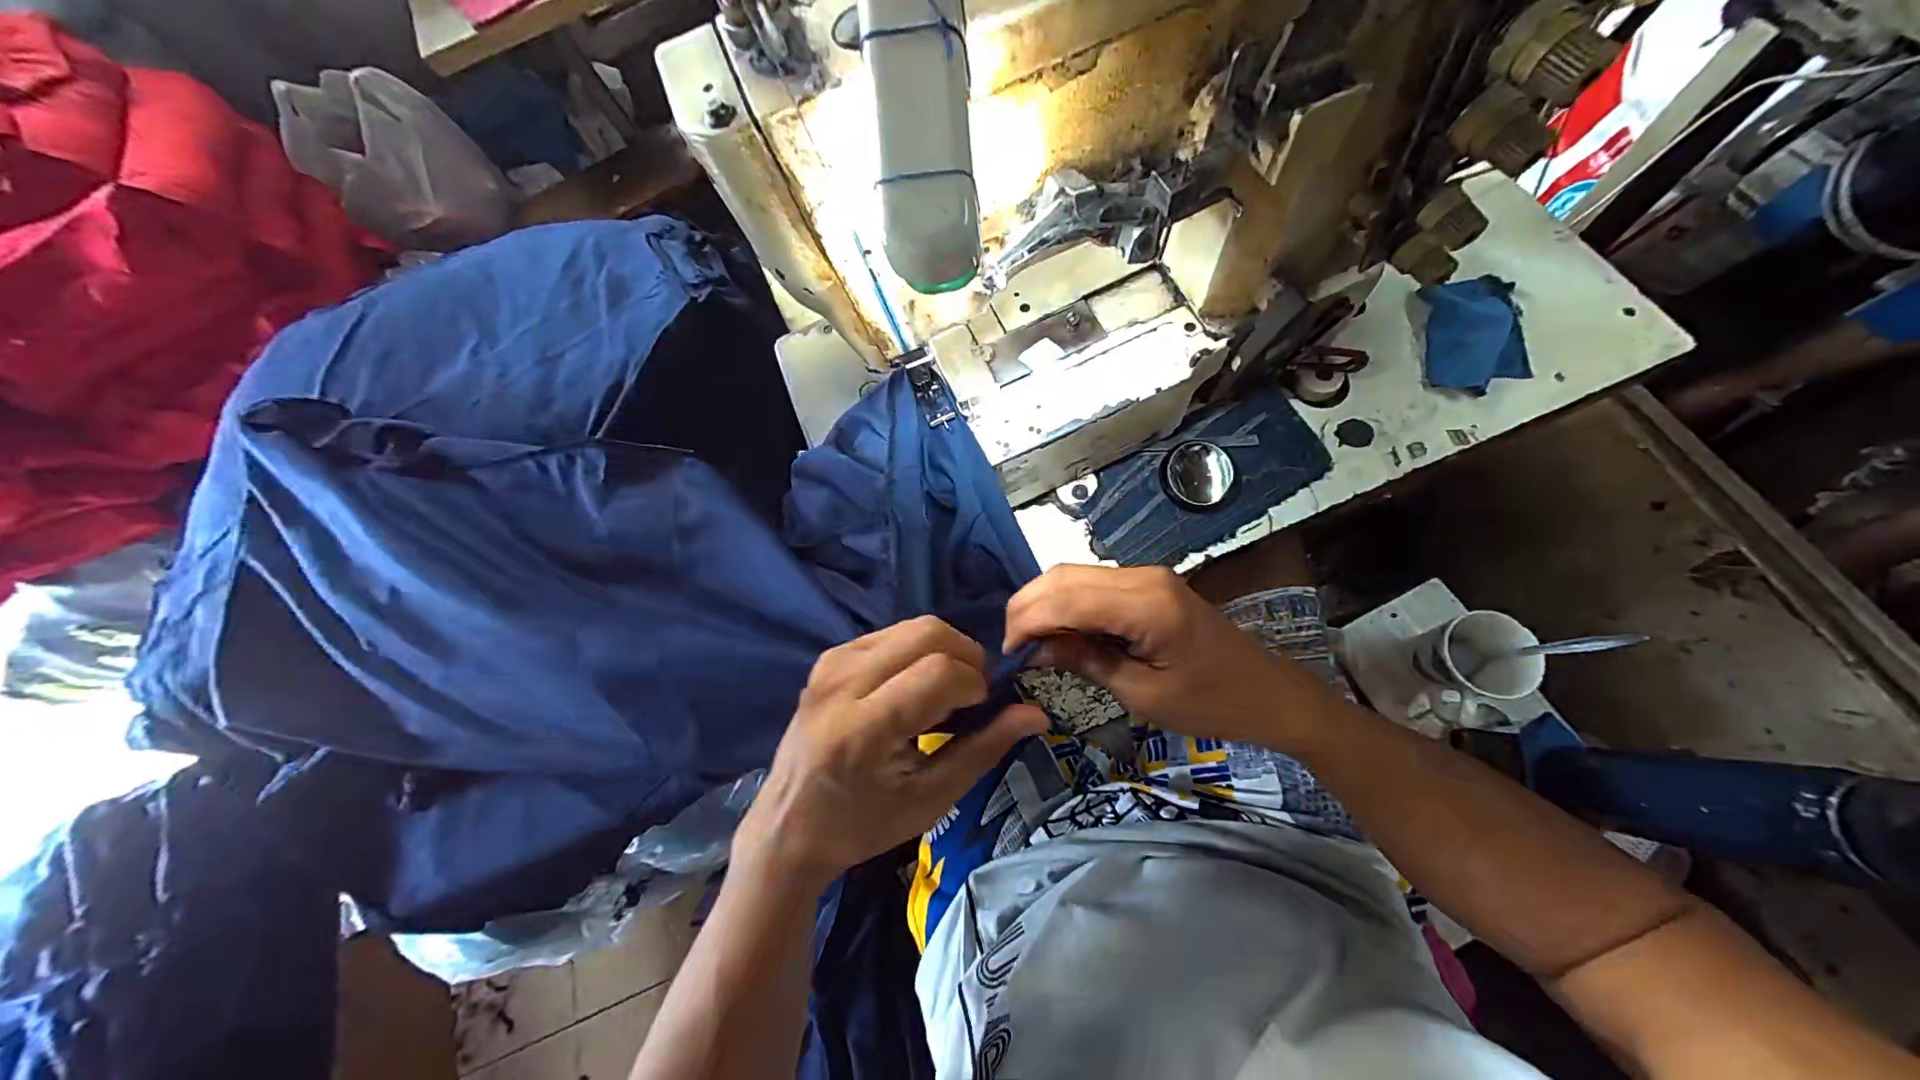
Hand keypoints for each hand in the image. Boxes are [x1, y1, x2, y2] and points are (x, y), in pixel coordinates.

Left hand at [733, 616, 1046, 891]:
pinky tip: (914, 688)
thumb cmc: (861, 825)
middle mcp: (842, 681)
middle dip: (967, 657)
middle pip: (928, 633)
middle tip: (971, 697)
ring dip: (945, 652)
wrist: (788, 825)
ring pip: (913, 627)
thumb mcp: (930, 799)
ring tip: (943, 694)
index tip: (980, 712)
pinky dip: (918, 652)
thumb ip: (983, 749)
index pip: (939, 672)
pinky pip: (891, 634)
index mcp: (863, 727)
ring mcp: (831, 663)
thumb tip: (1035, 713)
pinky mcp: (829, 657)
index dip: (976, 685)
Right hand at [1004, 566, 1336, 748]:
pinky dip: (1067, 604)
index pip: (1064, 597)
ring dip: (1044, 603)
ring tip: (1030, 643)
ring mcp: (1147, 576)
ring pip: (1074, 575)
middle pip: (1063, 576)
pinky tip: (1059, 631)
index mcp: (1145, 605)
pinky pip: (1093, 584)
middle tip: (1011, 648)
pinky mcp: (1149, 585)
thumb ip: (1086, 662)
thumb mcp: (1143, 695)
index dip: (1026, 621)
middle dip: (1027, 607)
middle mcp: (1142, 577)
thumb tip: (1036, 647)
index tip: (1007, 655)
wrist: (1271, 693)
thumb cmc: (1213, 704)